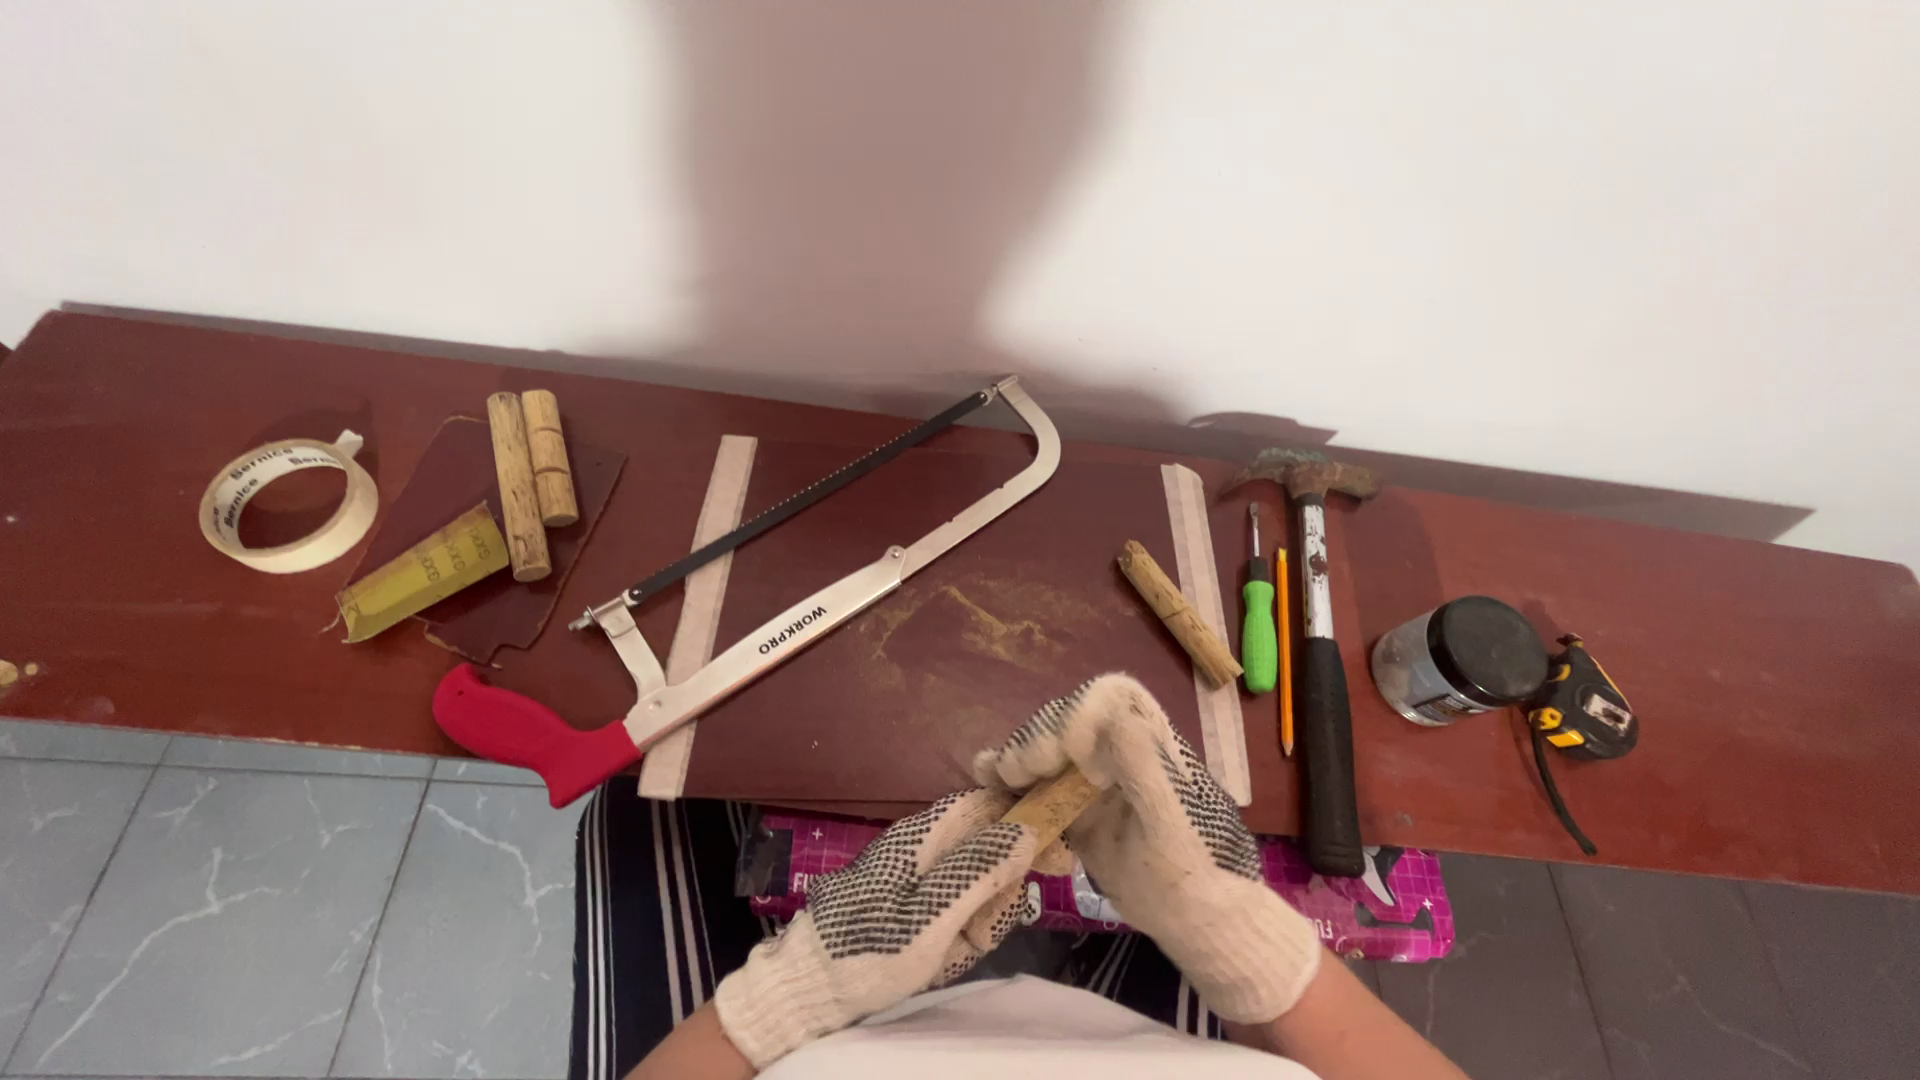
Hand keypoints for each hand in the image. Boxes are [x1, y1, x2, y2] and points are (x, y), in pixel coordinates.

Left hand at [713, 789, 1036, 1067]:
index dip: (1026, 818)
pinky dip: (964, 932)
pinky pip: (960, 908)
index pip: (986, 805)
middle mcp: (925, 847)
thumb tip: (1024, 830)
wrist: (809, 992)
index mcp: (924, 836)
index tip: (1058, 851)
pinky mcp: (917, 905)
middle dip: (1002, 885)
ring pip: (979, 882)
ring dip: (982, 915)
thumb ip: (976, 872)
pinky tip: (948, 955)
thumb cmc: (865, 949)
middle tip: (988, 928)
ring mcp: (920, 877)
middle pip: (989, 845)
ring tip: (958, 948)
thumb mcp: (927, 917)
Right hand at [974, 673, 1321, 1022]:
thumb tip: (1115, 719)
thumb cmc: (1187, 868)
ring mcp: (1090, 784)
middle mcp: (1114, 755)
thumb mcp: (1166, 820)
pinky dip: (1011, 784)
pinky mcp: (1073, 811)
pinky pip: (1038, 789)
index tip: (1057, 749)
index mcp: (1144, 744)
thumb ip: (1142, 769)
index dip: (1075, 714)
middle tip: (1016, 771)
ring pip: (1046, 755)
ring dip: (1017, 758)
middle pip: (1066, 726)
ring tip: (993, 773)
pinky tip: (988, 780)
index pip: (1107, 703)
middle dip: (1036, 741)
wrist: (1187, 918)